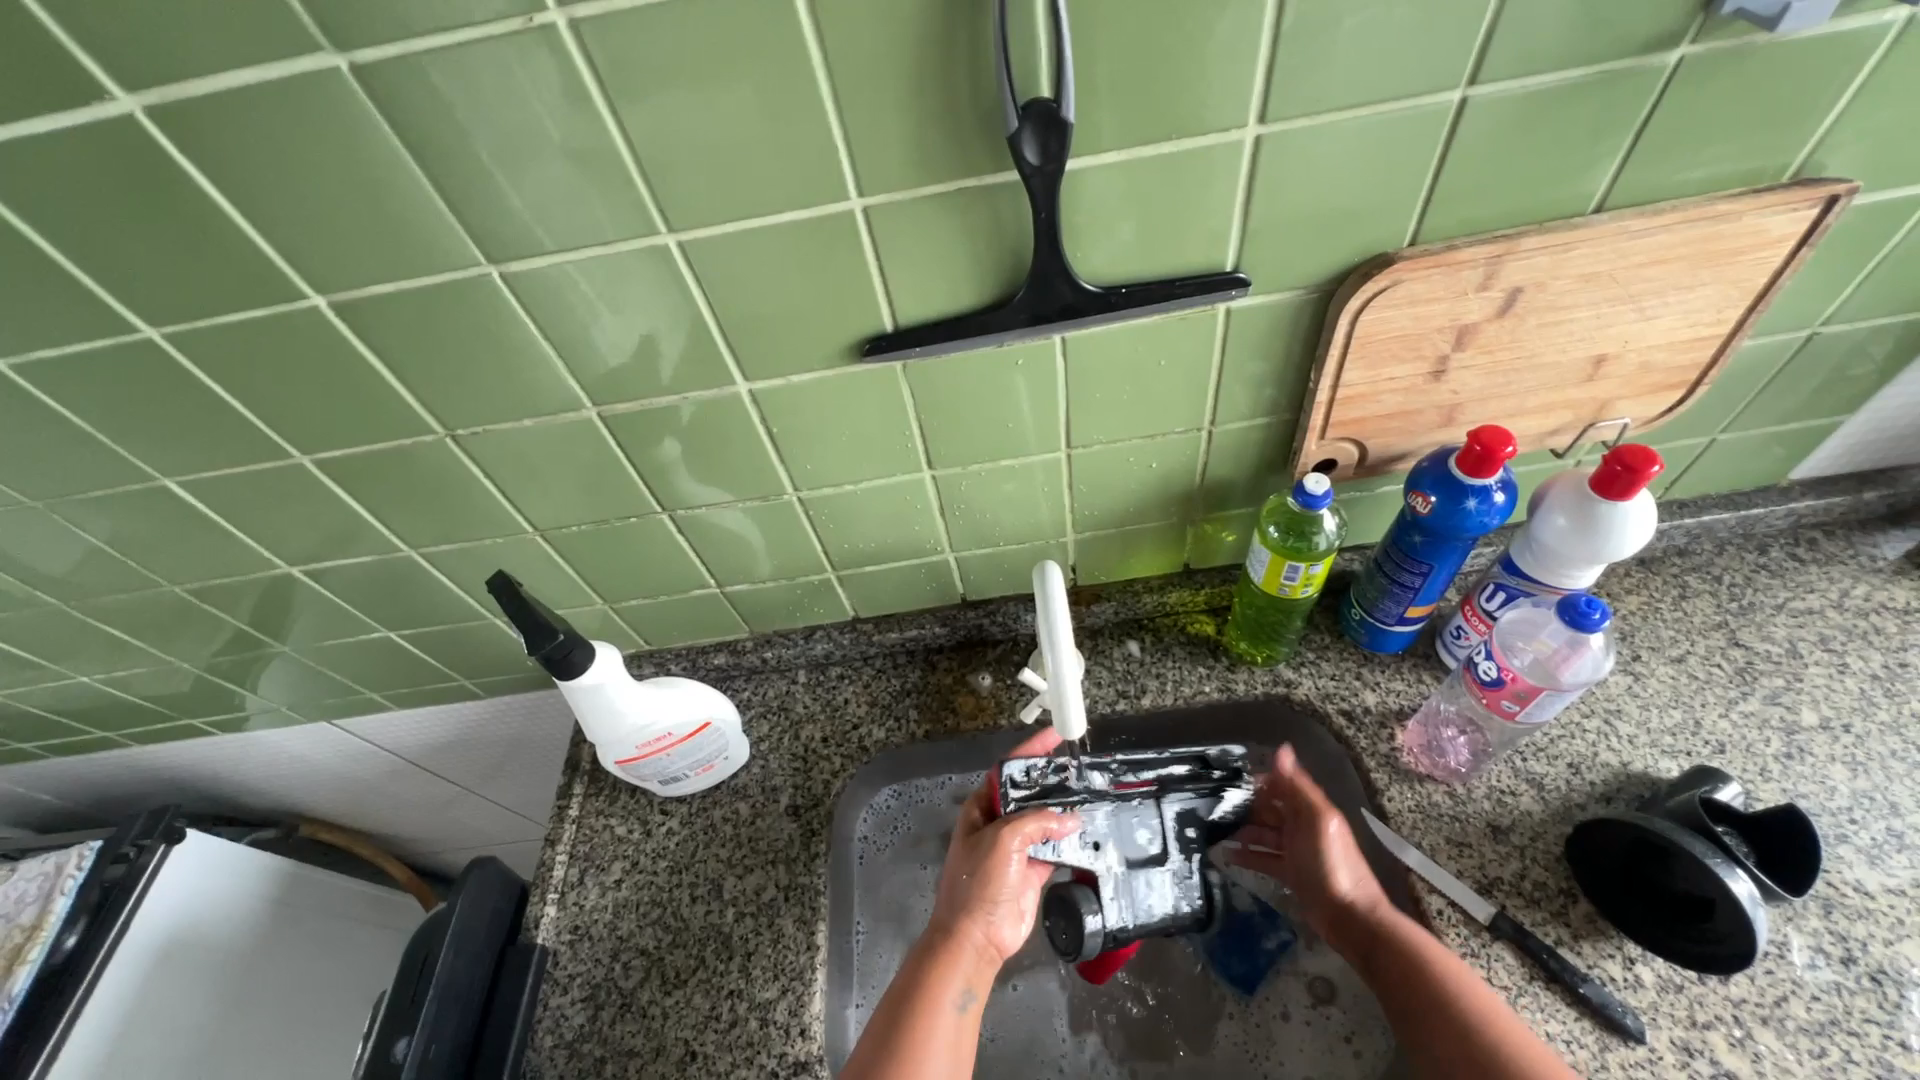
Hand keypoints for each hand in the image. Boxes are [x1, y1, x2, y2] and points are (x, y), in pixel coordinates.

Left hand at [927, 728, 1081, 965]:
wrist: (975, 937)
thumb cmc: (979, 882)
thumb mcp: (1003, 840)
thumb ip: (1036, 822)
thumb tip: (1071, 820)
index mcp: (982, 808)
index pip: (1009, 770)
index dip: (1032, 751)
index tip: (1056, 735)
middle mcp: (999, 823)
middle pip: (1031, 795)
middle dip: (1054, 783)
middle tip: (1084, 769)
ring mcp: (1017, 847)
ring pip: (1046, 821)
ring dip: (1066, 814)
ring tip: (1094, 797)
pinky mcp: (1033, 870)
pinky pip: (1056, 848)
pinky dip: (1072, 843)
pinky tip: (1090, 834)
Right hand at [1221, 744, 1390, 948]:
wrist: (1350, 918)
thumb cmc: (1332, 864)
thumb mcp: (1317, 820)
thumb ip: (1298, 786)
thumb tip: (1281, 748)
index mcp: (1310, 810)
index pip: (1282, 786)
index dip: (1259, 781)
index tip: (1230, 781)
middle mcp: (1303, 827)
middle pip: (1270, 810)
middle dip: (1246, 806)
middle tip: (1215, 807)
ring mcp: (1296, 851)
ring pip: (1264, 834)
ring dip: (1243, 831)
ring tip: (1215, 832)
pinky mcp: (1290, 874)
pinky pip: (1264, 859)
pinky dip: (1246, 856)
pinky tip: (1227, 856)